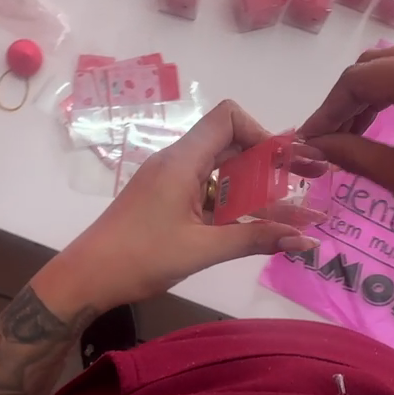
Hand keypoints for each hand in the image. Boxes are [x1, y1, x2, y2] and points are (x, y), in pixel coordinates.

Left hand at [39, 100, 320, 310]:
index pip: (228, 117)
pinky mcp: (164, 198)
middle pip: (229, 144)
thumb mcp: (202, 249)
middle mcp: (176, 161)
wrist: (86, 277)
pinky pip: (205, 189)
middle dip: (267, 164)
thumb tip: (306, 240)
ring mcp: (168, 180)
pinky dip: (230, 203)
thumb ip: (255, 239)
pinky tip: (250, 227)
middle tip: (302, 186)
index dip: (261, 133)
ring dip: (251, 188)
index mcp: (182, 161)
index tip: (282, 166)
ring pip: (219, 170)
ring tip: (286, 215)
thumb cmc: (141, 258)